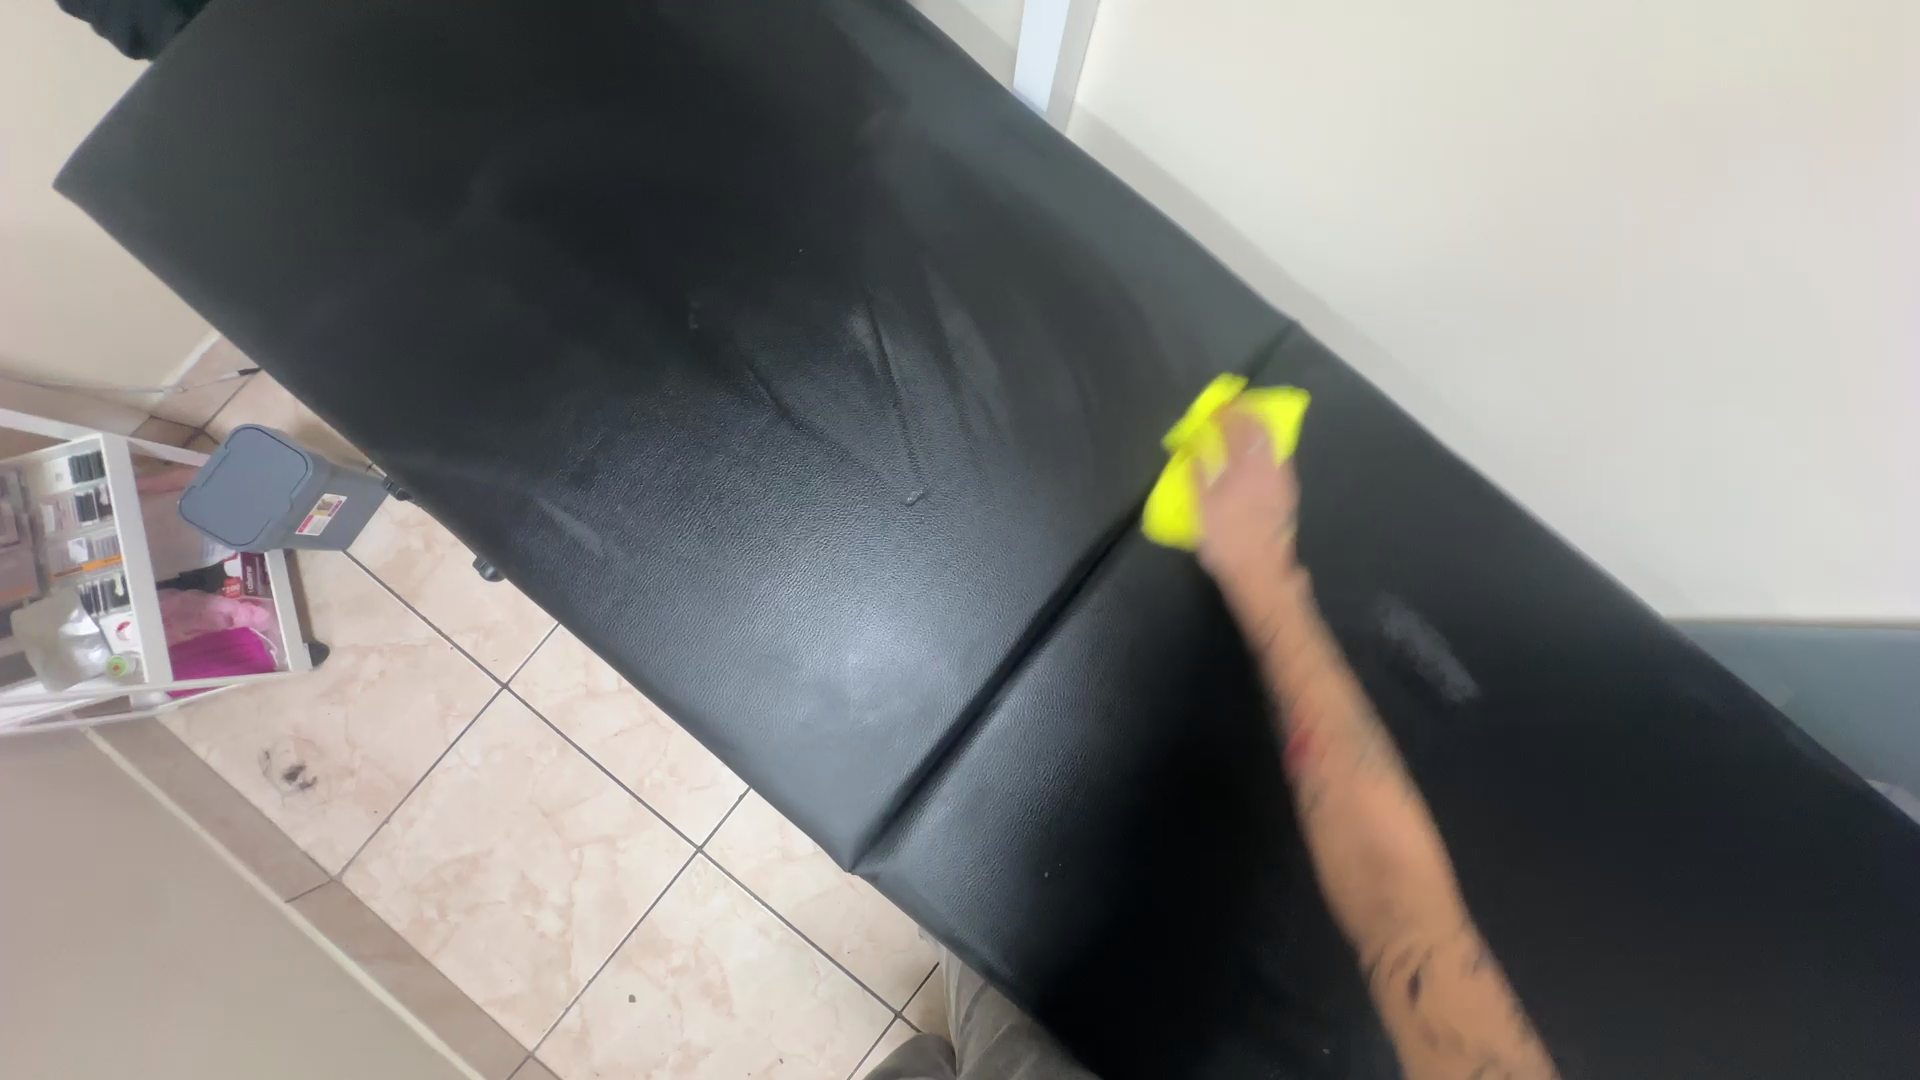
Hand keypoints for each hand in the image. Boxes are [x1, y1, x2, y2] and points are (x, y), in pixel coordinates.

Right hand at [1194, 409, 1300, 587]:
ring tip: (1244, 428)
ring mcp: (1282, 480)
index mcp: (1243, 467)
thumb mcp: (1201, 508)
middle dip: (1247, 414)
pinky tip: (1257, 457)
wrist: (1260, 572)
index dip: (1226, 413)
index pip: (1237, 426)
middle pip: (1262, 429)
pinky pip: (1279, 459)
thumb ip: (1198, 473)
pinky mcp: (1288, 494)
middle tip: (1232, 411)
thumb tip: (1193, 447)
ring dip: (1258, 430)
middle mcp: (1268, 467)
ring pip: (1274, 442)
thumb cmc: (1224, 541)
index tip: (1214, 408)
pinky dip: (1267, 448)